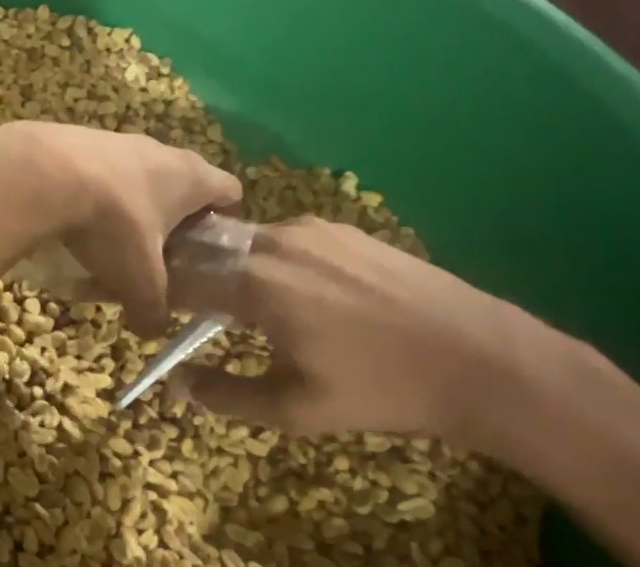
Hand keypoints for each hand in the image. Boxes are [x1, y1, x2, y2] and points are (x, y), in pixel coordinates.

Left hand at [0, 123, 241, 336]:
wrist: (41, 172)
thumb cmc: (111, 222)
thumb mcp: (139, 279)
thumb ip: (153, 309)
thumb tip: (152, 329)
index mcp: (190, 176)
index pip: (229, 190)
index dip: (227, 219)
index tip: (213, 249)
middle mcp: (159, 149)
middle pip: (180, 182)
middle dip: (173, 217)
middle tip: (160, 255)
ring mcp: (115, 139)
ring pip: (136, 175)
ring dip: (129, 205)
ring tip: (111, 242)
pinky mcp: (77, 138)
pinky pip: (97, 170)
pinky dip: (92, 192)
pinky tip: (73, 219)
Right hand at [166, 217, 546, 440]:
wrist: (482, 359)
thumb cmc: (381, 389)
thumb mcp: (297, 409)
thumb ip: (226, 395)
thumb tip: (177, 386)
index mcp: (252, 282)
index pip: (178, 278)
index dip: (161, 296)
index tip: (157, 316)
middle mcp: (270, 242)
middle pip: (203, 245)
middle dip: (185, 271)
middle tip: (188, 305)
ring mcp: (309, 230)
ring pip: (242, 238)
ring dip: (226, 262)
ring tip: (239, 300)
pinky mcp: (340, 229)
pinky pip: (281, 237)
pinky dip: (266, 257)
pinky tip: (293, 290)